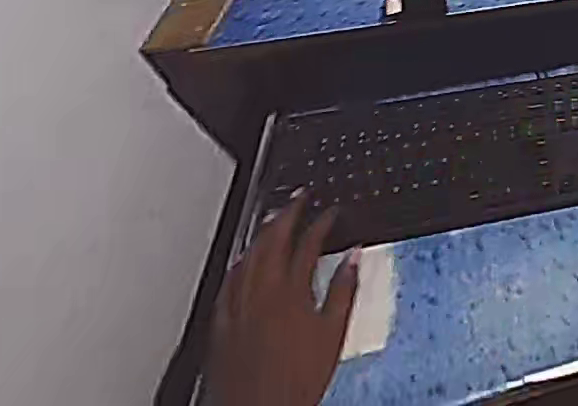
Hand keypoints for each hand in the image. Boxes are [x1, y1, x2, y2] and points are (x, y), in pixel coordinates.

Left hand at [203, 196, 358, 405]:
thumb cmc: (298, 380)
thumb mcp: (333, 333)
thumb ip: (344, 289)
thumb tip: (354, 256)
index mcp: (292, 290)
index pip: (309, 242)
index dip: (323, 221)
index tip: (332, 212)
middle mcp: (263, 291)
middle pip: (274, 238)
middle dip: (289, 211)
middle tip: (301, 197)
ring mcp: (240, 305)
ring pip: (249, 254)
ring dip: (263, 231)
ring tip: (274, 216)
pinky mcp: (223, 323)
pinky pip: (229, 281)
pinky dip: (239, 262)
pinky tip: (244, 258)